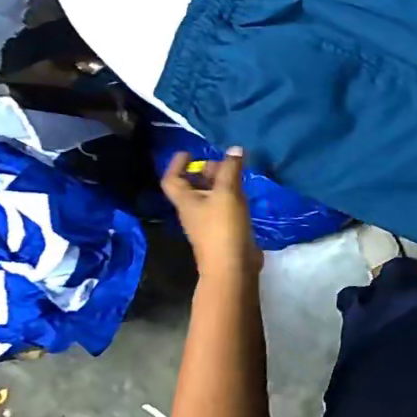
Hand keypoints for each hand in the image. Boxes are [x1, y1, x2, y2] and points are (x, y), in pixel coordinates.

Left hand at [162, 148, 261, 280]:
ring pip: (210, 197)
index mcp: (186, 201)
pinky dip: (231, 197)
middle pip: (193, 187)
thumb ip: (230, 169)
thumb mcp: (227, 193)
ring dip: (220, 184)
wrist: (232, 267)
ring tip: (237, 173)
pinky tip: (244, 194)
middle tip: (222, 161)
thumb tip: (235, 149)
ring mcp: (208, 222)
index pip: (172, 179)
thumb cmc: (222, 227)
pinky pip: (224, 208)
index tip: (189, 152)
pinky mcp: (224, 231)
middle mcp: (193, 211)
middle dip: (205, 172)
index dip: (177, 164)